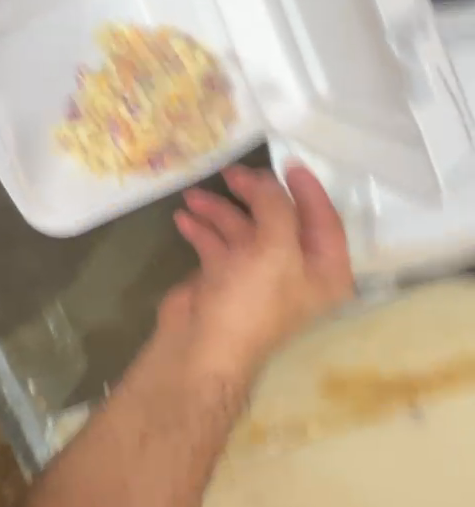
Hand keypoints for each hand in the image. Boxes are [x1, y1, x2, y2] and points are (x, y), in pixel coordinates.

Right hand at [160, 163, 353, 384]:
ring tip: (193, 195)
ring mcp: (255, 272)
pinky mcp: (221, 275)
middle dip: (254, 196)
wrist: (204, 342)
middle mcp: (293, 268)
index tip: (286, 164)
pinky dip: (200, 228)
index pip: (323, 221)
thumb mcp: (272, 253)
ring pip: (242, 230)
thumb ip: (275, 213)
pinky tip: (183, 218)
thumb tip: (264, 181)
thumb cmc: (250, 302)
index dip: (307, 191)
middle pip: (278, 221)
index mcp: (323, 269)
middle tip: (230, 174)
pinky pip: (215, 243)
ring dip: (218, 210)